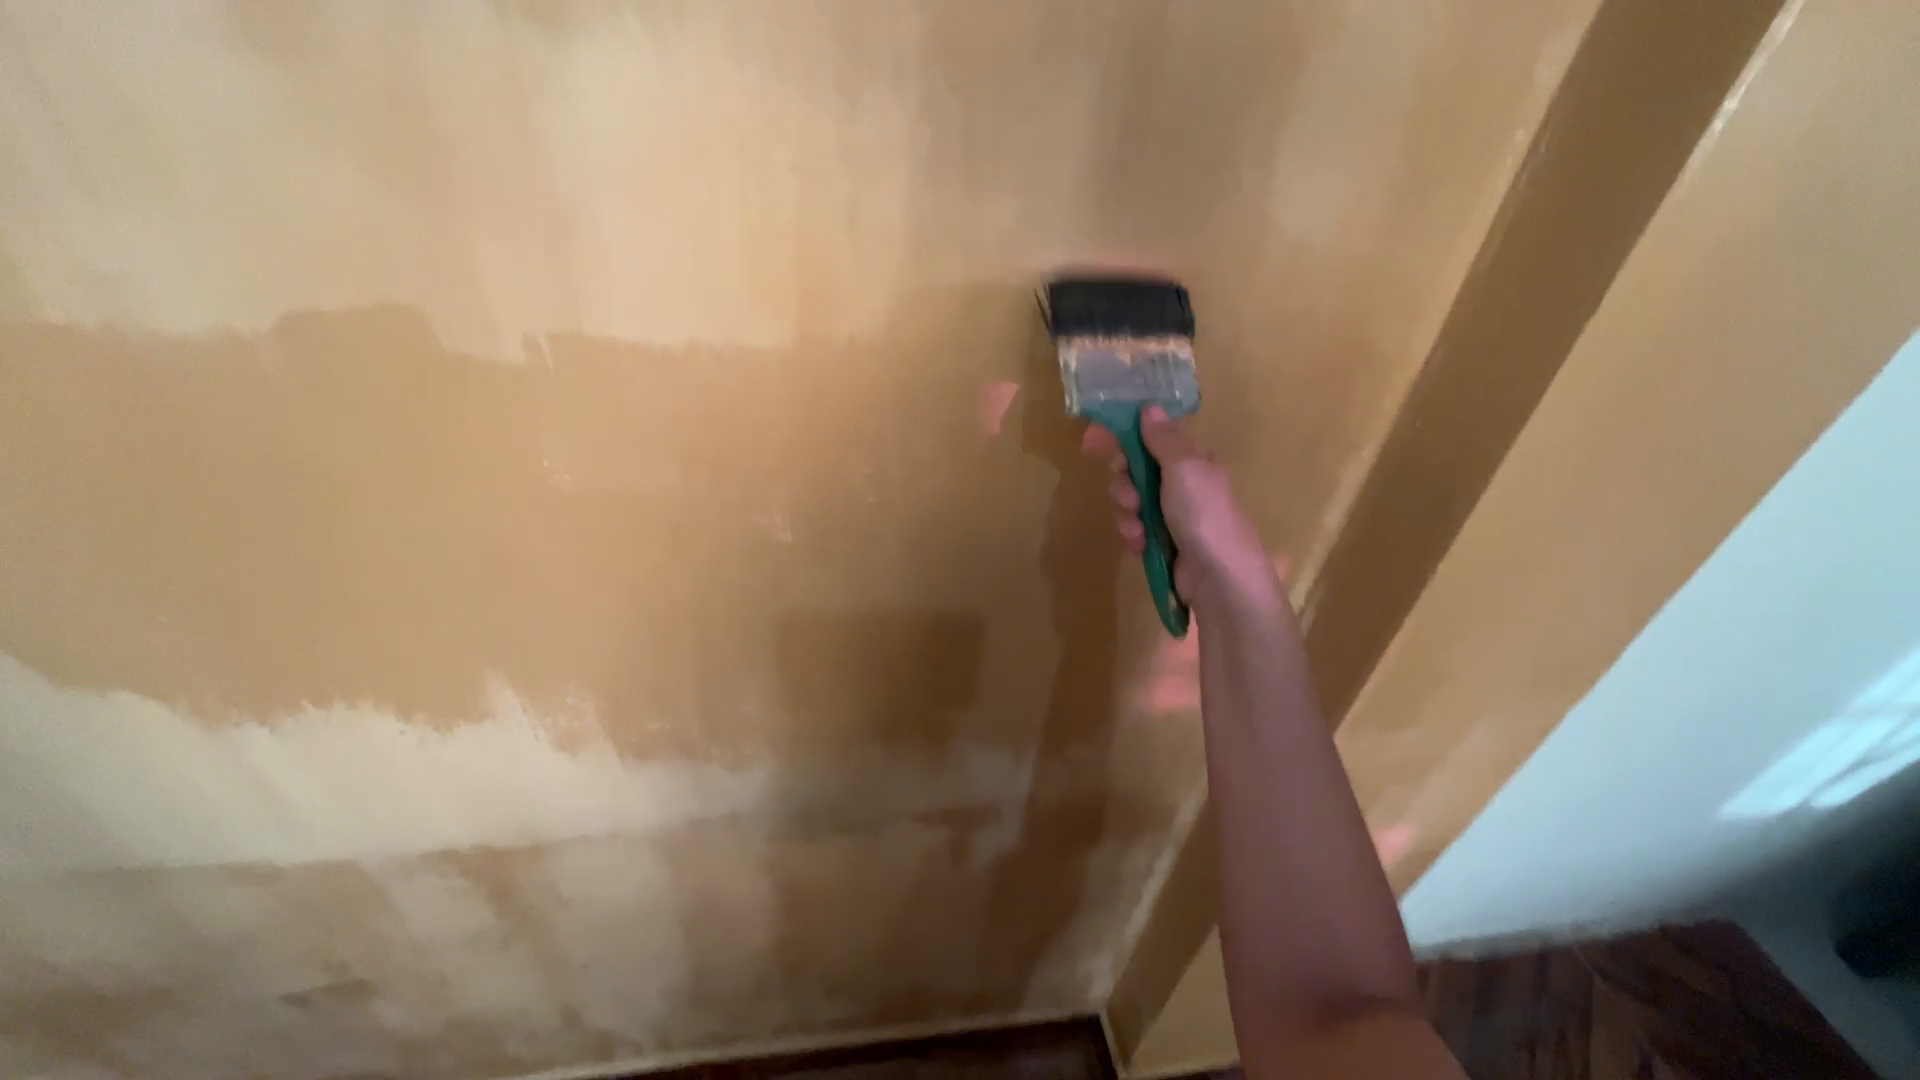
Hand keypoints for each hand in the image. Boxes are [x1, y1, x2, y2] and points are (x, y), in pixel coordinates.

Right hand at [1081, 406, 1279, 610]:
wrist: (1220, 578)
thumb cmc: (1205, 515)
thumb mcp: (1186, 468)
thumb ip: (1164, 438)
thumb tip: (1150, 407)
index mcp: (1192, 460)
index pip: (1150, 436)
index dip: (1121, 435)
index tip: (1091, 439)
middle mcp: (1182, 483)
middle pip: (1134, 469)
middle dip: (1123, 481)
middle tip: (1128, 494)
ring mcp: (1171, 515)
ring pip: (1130, 501)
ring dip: (1127, 513)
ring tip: (1138, 528)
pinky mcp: (1162, 543)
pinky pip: (1133, 528)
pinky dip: (1132, 535)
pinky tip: (1140, 545)